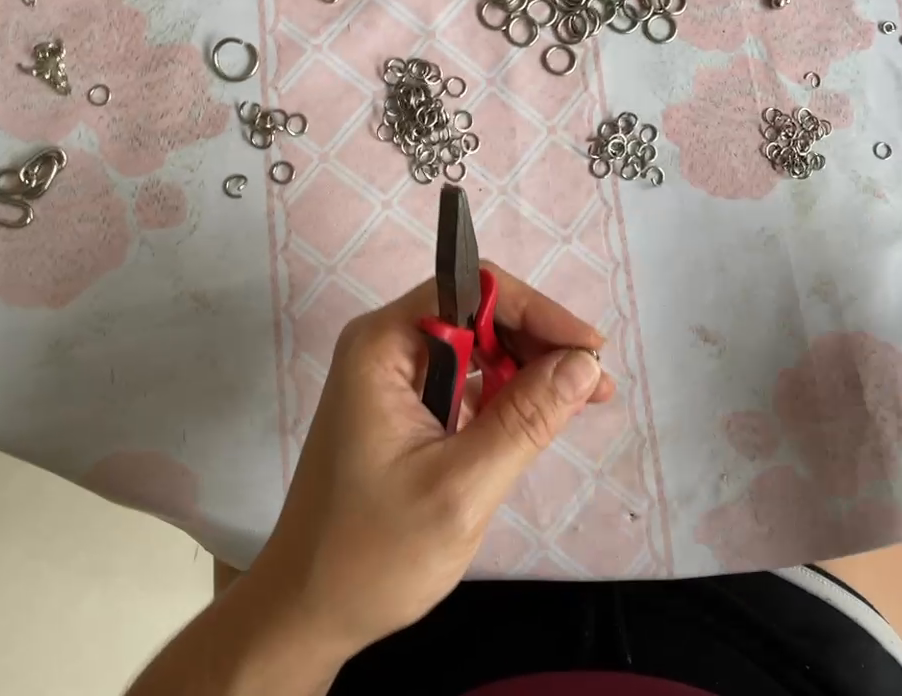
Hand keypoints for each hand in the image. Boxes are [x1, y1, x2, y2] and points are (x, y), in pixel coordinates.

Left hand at [244, 264, 612, 659]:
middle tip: (595, 384)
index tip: (589, 350)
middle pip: (476, 313)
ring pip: (475, 346)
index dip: (536, 311)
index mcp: (383, 347)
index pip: (471, 291)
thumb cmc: (374, 554)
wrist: (306, 611)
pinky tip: (538, 418)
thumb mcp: (462, 487)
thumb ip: (526, 419)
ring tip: (580, 400)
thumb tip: (584, 364)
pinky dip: (504, 394)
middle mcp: (385, 347)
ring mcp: (391, 378)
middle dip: (538, 342)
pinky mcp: (401, 408)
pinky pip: (462, 380)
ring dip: (527, 369)